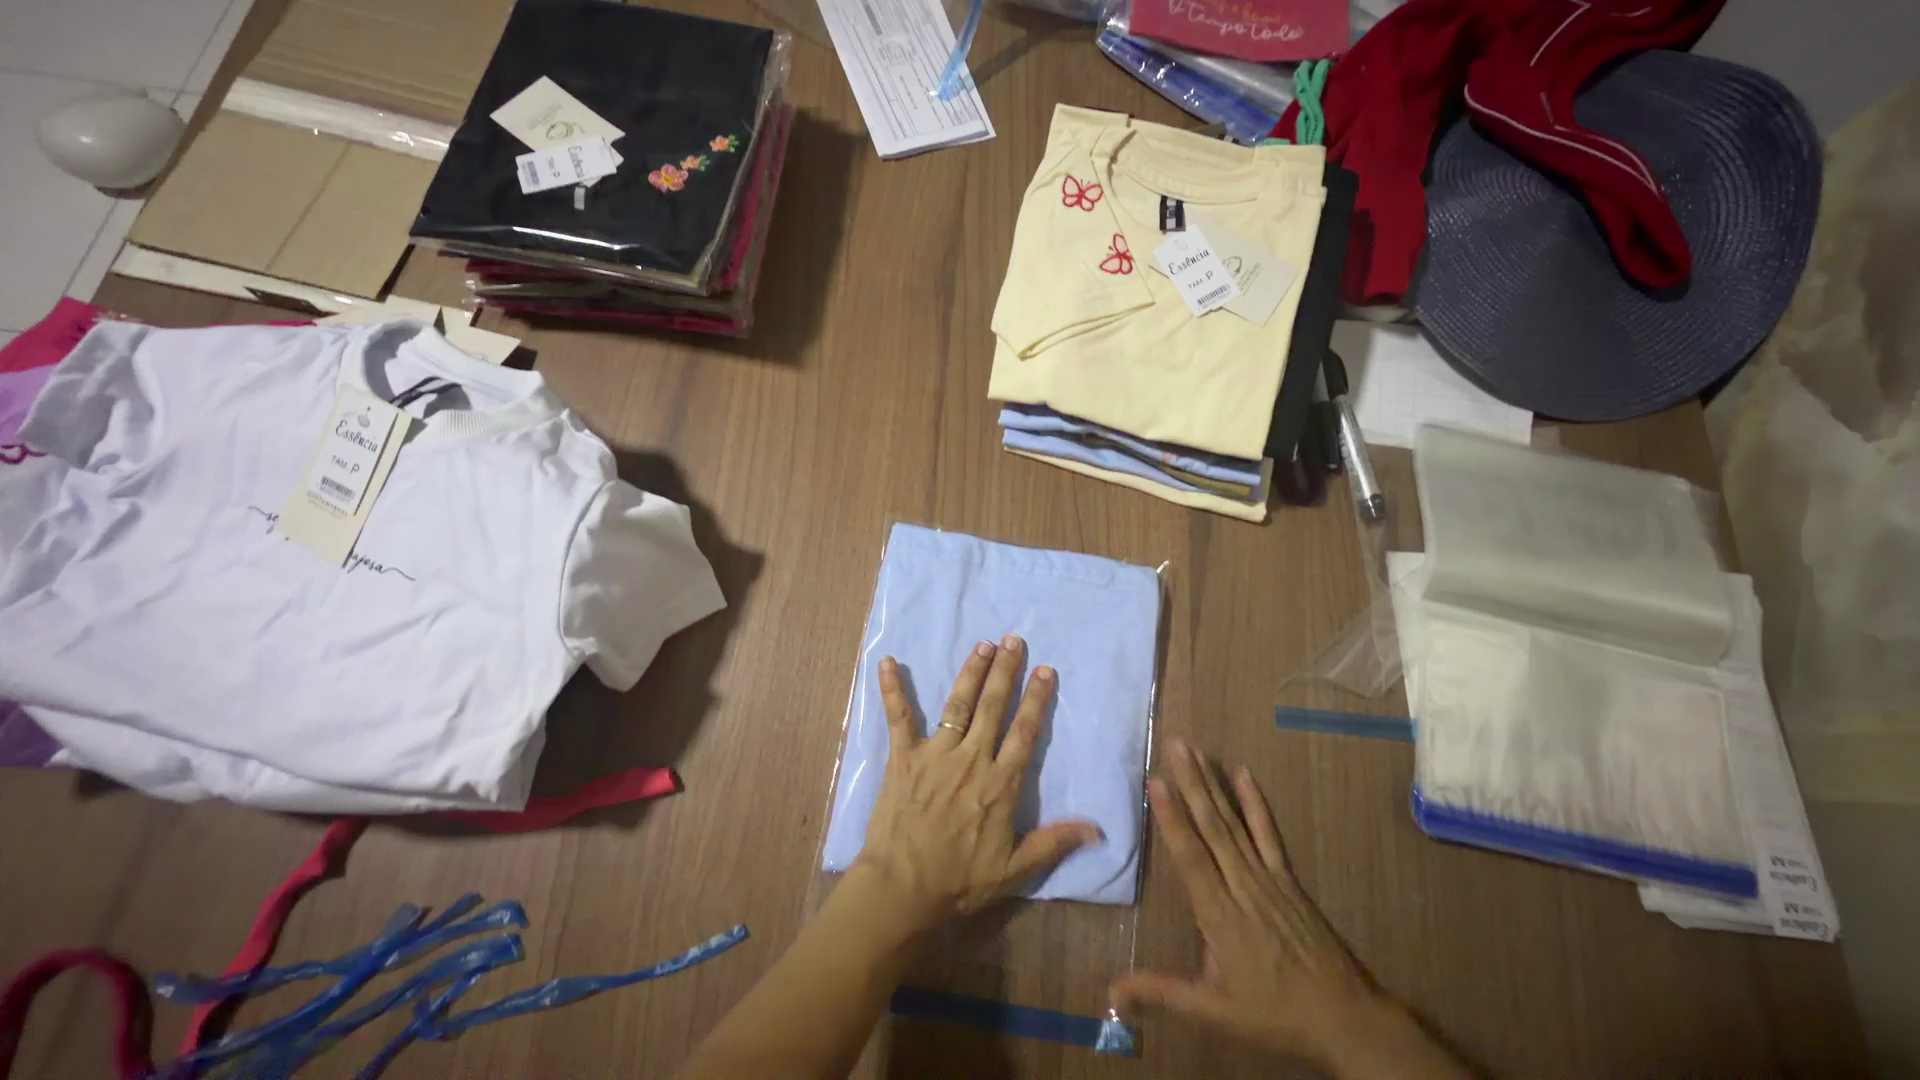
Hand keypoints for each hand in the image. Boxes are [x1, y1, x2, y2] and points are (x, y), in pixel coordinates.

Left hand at [851, 635, 1101, 926]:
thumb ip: (1054, 842)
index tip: (1045, 670)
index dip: (1036, 699)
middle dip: (1005, 671)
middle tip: (1013, 640)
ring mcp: (935, 755)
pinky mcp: (903, 758)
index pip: (1024, 732)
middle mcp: (971, 759)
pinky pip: (898, 718)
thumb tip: (1097, 829)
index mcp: (1000, 783)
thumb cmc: (959, 880)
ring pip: (957, 705)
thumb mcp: (1015, 869)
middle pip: (993, 707)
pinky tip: (887, 661)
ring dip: (970, 673)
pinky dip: (891, 689)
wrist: (903, 888)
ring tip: (982, 645)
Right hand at [1111, 739, 1382, 1066]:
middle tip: (1176, 745)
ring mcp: (1268, 879)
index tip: (1156, 781)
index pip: (1190, 857)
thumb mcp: (1212, 1011)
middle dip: (1192, 784)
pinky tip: (1244, 775)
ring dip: (1213, 786)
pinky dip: (1256, 804)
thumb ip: (1161, 994)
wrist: (1344, 1017)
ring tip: (1197, 751)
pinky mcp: (1288, 880)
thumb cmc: (1272, 1013)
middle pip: (1212, 828)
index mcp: (1219, 915)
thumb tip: (1110, 991)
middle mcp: (1242, 886)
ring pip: (1235, 824)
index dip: (1171, 818)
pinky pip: (1269, 835)